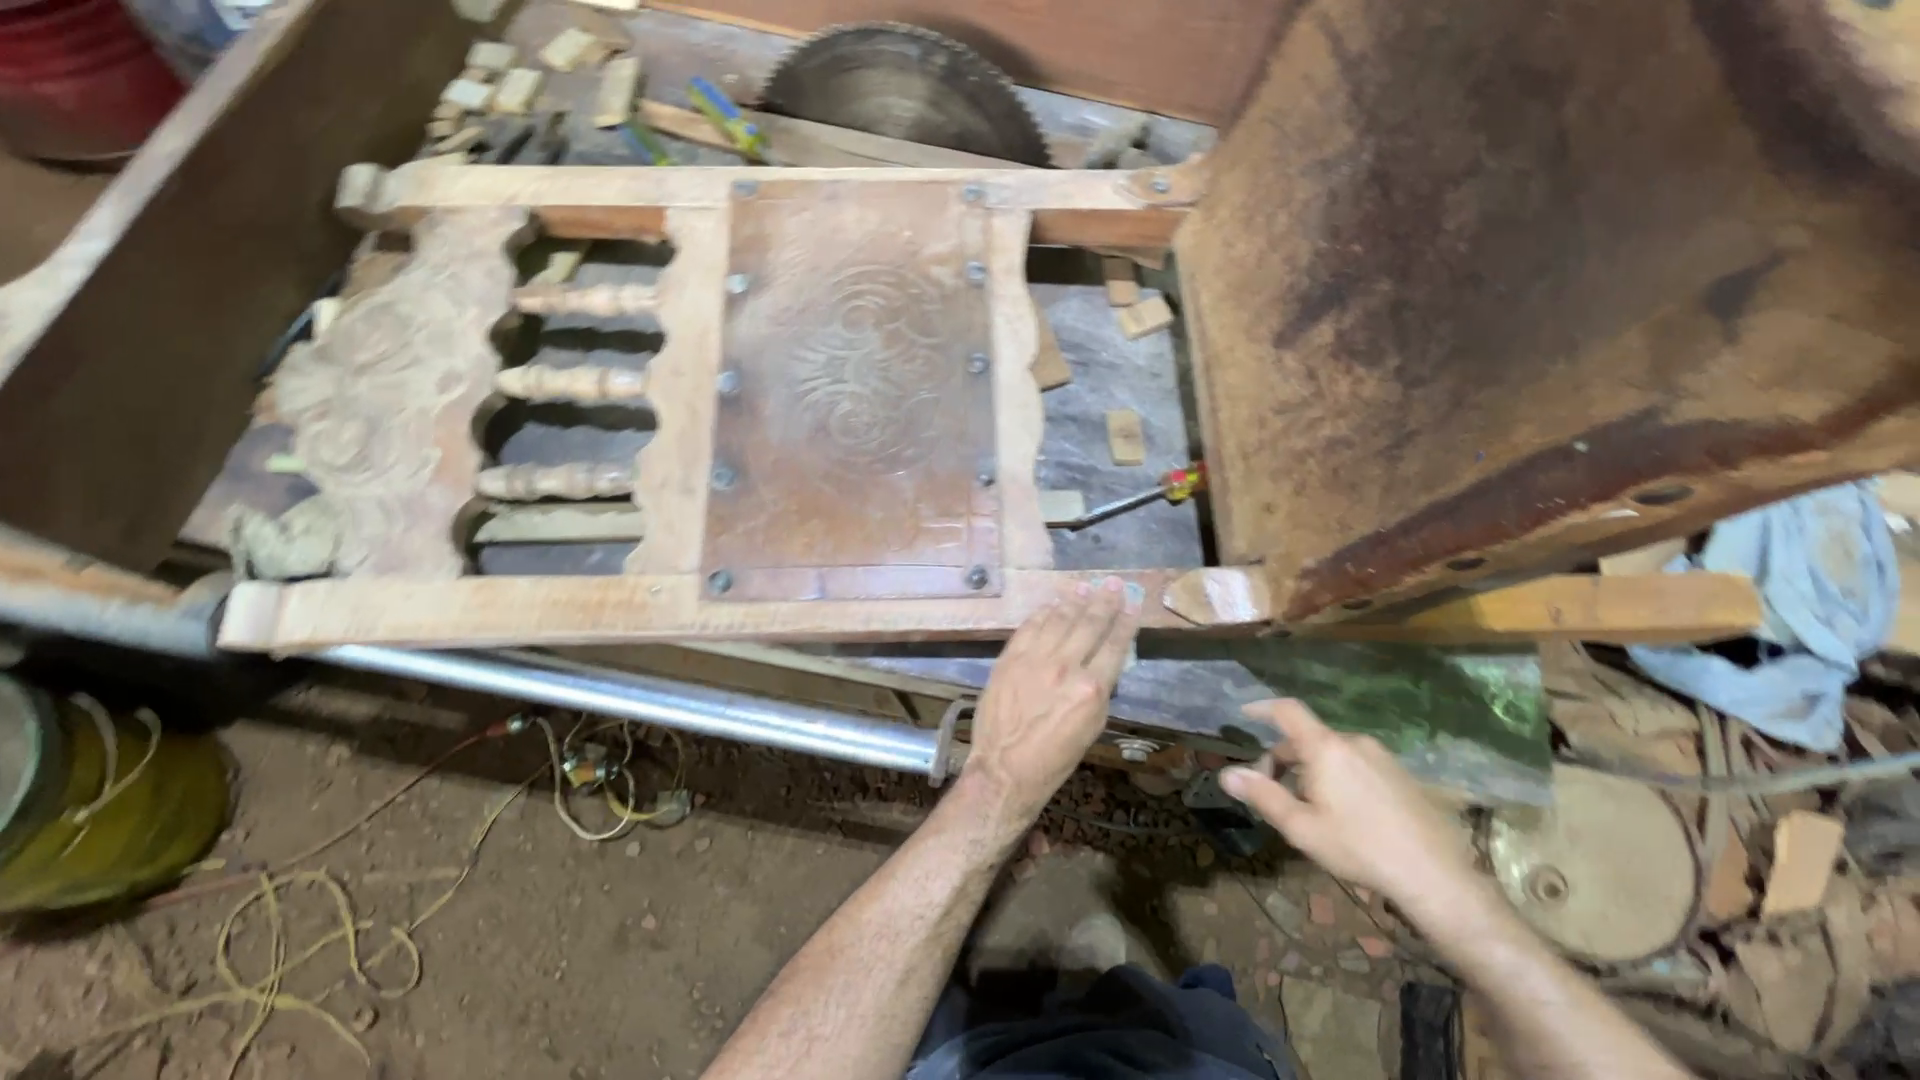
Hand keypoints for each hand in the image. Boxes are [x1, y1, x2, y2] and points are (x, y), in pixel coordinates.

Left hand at [963, 578, 1139, 826]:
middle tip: (1111, 584)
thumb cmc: (1054, 758)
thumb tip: (1105, 665)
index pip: (1114, 646)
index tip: (1131, 604)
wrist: (1004, 768)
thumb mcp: (1092, 728)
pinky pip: (1028, 628)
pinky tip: (1051, 604)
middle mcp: (1065, 667)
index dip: (1125, 622)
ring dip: (1073, 600)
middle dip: (1103, 601)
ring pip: (1058, 620)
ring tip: (1085, 586)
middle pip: (1089, 625)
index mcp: (1092, 689)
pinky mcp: (1009, 659)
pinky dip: (1042, 613)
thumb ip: (1100, 691)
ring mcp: (1034, 660)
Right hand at [1219, 700, 1476, 909]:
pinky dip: (1339, 777)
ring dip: (1312, 770)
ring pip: (1333, 753)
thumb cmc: (1359, 848)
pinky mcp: (1401, 774)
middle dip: (1284, 759)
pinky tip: (1345, 815)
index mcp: (1326, 749)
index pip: (1288, 711)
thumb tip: (1227, 774)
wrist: (1434, 874)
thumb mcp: (1301, 827)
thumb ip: (1263, 796)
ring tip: (1310, 810)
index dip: (1263, 708)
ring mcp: (1382, 757)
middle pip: (1308, 738)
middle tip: (1274, 793)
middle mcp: (1354, 742)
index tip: (1245, 713)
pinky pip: (1357, 765)